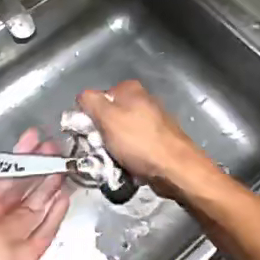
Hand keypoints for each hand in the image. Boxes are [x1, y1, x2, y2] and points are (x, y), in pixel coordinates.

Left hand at [0, 129, 70, 259]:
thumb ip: (20, 217)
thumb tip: (40, 199)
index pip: (1, 180)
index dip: (18, 160)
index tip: (32, 141)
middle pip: (20, 192)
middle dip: (36, 171)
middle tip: (53, 150)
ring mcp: (11, 244)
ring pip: (34, 210)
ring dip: (48, 190)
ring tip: (63, 168)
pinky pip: (42, 232)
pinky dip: (53, 216)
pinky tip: (62, 201)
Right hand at [77, 80, 222, 197]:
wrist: (177, 170)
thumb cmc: (140, 142)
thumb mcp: (107, 118)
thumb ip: (90, 102)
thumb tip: (82, 97)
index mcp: (129, 89)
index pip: (97, 99)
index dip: (89, 117)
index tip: (90, 135)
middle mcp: (142, 100)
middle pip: (109, 116)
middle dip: (103, 135)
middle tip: (102, 150)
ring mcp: (152, 120)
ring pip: (120, 134)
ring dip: (114, 149)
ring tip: (116, 161)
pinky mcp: (159, 140)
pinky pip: (134, 147)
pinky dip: (129, 157)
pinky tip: (130, 167)